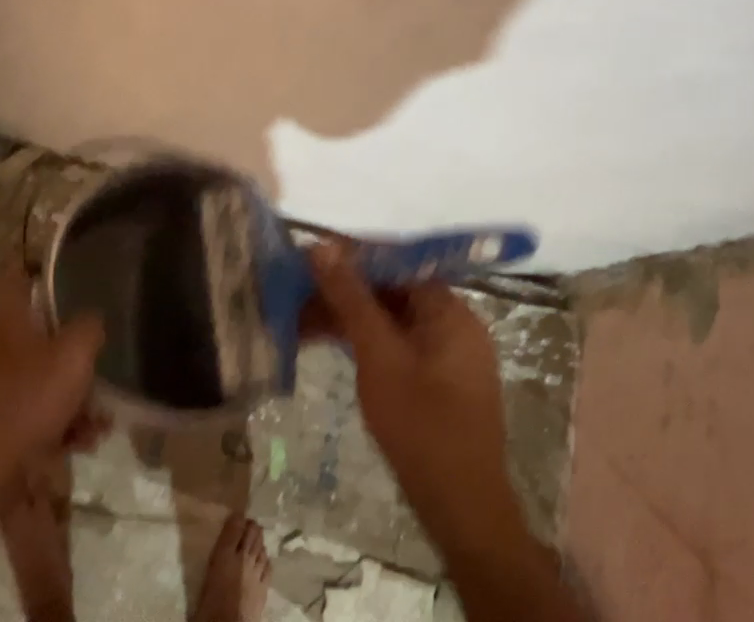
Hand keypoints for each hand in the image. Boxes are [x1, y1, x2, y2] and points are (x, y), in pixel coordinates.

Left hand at [0, 263, 106, 496]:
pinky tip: (77, 445)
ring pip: (39, 379)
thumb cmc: (26, 399)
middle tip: (98, 374)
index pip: (14, 276)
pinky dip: (55, 425)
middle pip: (37, 335)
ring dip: (72, 399)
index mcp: (8, 320)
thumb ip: (88, 329)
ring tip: (96, 426)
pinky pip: (31, 413)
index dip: (29, 263)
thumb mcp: (72, 357)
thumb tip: (91, 318)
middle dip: (73, 356)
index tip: (47, 260)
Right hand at [305, 242, 519, 550]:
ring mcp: (446, 356)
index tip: (307, 258)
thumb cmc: (420, 425)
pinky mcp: (436, 382)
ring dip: (346, 316)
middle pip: (392, 291)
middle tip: (294, 292)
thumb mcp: (378, 356)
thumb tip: (322, 246)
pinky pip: (394, 344)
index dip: (352, 256)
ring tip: (298, 319)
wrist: (460, 507)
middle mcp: (454, 326)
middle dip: (342, 289)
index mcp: (451, 313)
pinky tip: (325, 343)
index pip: (399, 264)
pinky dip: (361, 341)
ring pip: (389, 320)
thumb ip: (351, 299)